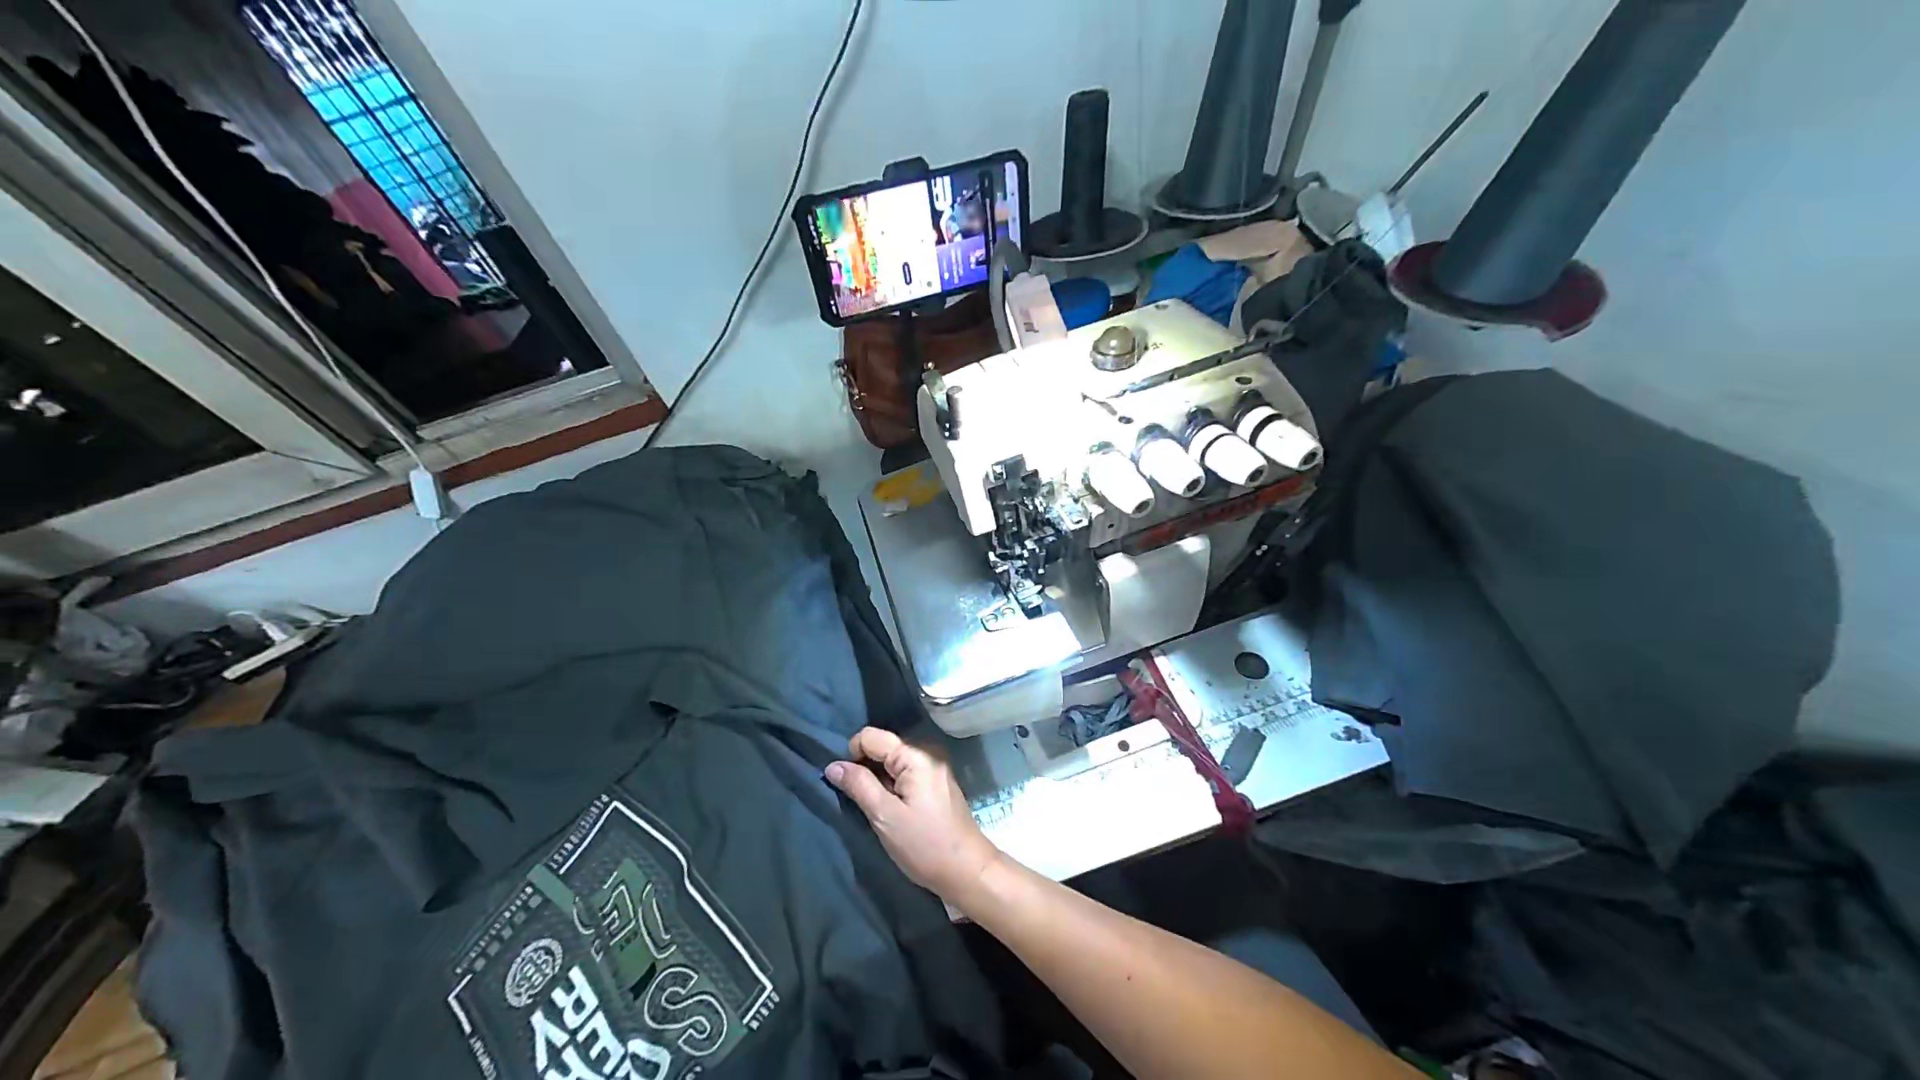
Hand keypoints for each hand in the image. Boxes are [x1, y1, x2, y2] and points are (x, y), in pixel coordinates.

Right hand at [825, 727, 1004, 905]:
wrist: (967, 870)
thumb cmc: (925, 844)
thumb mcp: (885, 816)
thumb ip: (858, 785)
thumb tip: (833, 765)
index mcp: (915, 755)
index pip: (871, 736)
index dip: (852, 755)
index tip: (848, 784)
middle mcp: (927, 753)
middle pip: (883, 747)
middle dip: (865, 767)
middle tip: (860, 799)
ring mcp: (934, 767)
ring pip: (893, 762)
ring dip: (878, 779)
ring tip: (875, 807)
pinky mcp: (937, 783)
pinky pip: (906, 773)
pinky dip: (893, 786)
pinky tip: (892, 809)